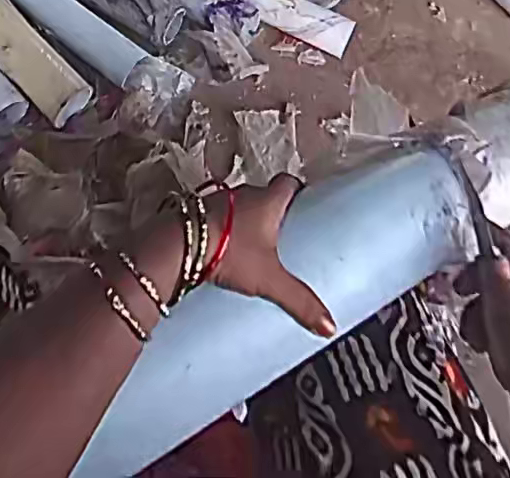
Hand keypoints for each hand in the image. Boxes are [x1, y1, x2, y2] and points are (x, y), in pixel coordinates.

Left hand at [204, 176, 335, 336]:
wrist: (180, 242)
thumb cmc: (229, 251)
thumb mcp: (268, 280)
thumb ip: (299, 300)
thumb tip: (329, 325)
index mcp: (267, 201)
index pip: (288, 183)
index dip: (297, 190)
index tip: (305, 203)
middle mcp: (244, 193)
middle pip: (264, 194)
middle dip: (273, 211)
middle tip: (282, 234)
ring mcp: (218, 199)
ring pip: (239, 204)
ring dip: (246, 219)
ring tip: (254, 244)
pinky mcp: (199, 210)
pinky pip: (219, 214)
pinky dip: (225, 226)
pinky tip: (226, 246)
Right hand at [462, 229, 509, 477]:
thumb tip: (495, 259)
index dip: (500, 244)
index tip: (469, 227)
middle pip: (509, 283)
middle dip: (480, 283)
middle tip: (454, 288)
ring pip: (499, 306)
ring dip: (479, 312)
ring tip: (473, 334)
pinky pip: (496, 330)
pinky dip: (483, 332)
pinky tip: (481, 348)